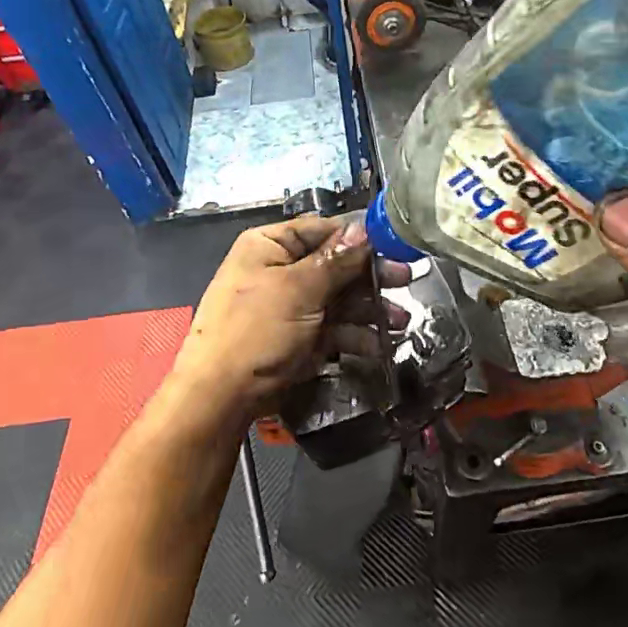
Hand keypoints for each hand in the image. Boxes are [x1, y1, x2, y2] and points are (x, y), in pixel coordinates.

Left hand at [175, 214, 411, 417]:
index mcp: (270, 246)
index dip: (359, 238)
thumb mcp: (299, 289)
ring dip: (371, 309)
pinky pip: (335, 327)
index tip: (394, 247)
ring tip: (400, 322)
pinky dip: (357, 335)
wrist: (222, 397)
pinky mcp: (300, 336)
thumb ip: (337, 259)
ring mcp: (292, 305)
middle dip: (372, 278)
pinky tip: (380, 345)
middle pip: (337, 265)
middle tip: (405, 281)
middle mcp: (281, 270)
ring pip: (341, 299)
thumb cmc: (256, 330)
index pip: (323, 230)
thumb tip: (364, 229)